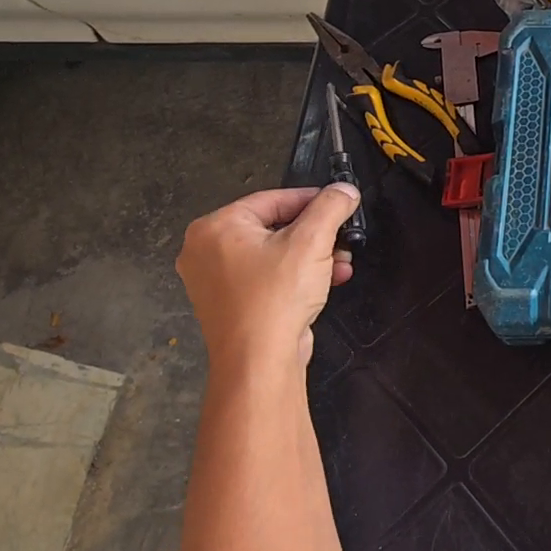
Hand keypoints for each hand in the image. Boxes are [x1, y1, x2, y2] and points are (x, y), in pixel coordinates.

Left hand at [176, 185, 361, 371]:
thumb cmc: (277, 296)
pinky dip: (298, 275)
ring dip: (314, 256)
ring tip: (341, 264)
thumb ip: (331, 207)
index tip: (342, 204)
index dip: (313, 200)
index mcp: (215, 227)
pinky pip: (268, 277)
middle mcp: (206, 251)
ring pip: (275, 253)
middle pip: (275, 227)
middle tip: (343, 239)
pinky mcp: (231, 304)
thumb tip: (344, 190)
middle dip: (317, 234)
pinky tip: (328, 281)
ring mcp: (215, 280)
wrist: (259, 360)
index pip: (273, 199)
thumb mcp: (312, 241)